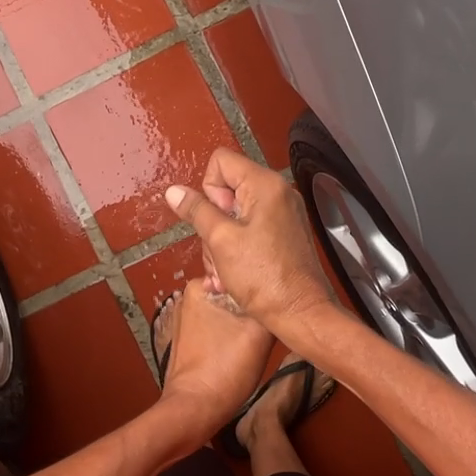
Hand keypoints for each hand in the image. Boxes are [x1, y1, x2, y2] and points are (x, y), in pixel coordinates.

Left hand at [157, 279, 273, 441]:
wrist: (195, 409)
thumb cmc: (226, 367)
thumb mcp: (258, 332)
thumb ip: (268, 306)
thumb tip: (280, 295)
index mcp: (198, 285)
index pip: (240, 275)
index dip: (262, 288)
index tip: (279, 301)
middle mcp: (188, 297)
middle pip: (233, 293)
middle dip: (251, 305)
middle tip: (271, 320)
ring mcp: (186, 319)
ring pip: (226, 311)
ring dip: (242, 321)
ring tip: (259, 337)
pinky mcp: (188, 339)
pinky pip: (217, 327)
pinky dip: (230, 334)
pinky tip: (241, 348)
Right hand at [166, 148, 334, 335]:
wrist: (301, 313)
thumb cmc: (264, 278)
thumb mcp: (220, 241)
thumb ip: (196, 211)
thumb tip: (174, 192)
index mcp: (265, 185)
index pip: (221, 161)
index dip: (208, 189)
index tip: (217, 220)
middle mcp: (278, 192)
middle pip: (227, 189)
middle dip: (213, 221)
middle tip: (220, 248)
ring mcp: (283, 213)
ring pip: (234, 213)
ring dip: (220, 240)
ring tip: (224, 269)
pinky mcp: (284, 232)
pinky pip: (250, 228)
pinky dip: (235, 247)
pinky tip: (232, 274)